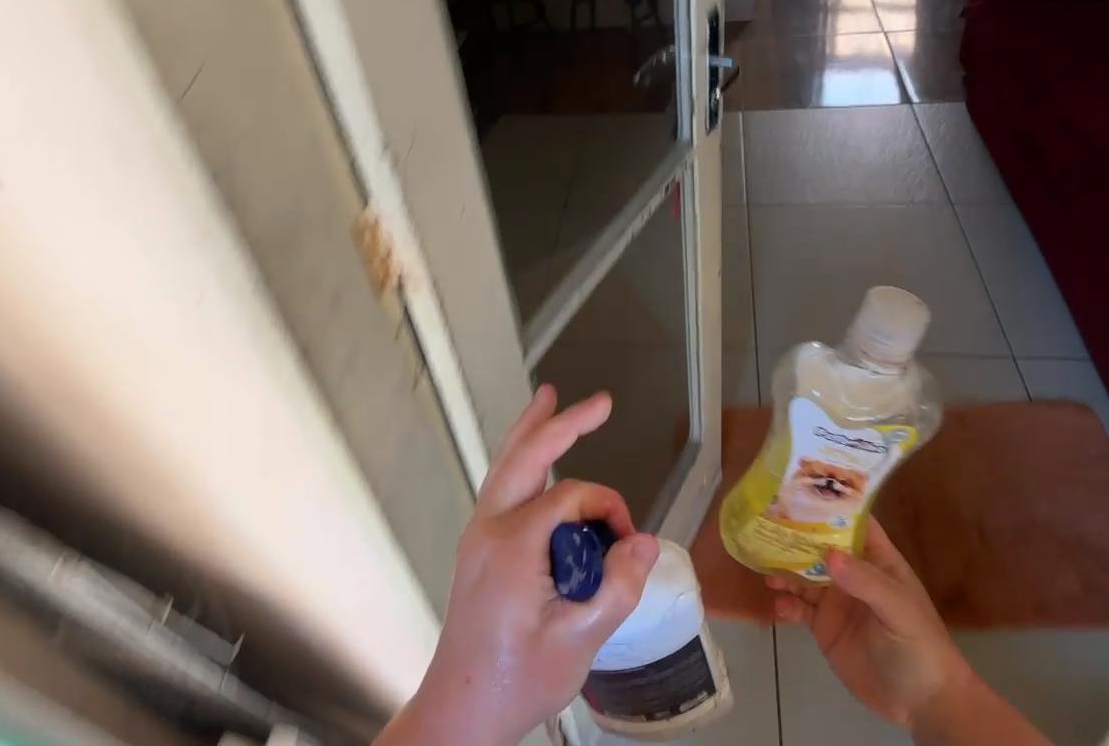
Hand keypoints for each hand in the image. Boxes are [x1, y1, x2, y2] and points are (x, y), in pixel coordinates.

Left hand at [381, 385, 660, 745]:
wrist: (462, 710)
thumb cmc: (518, 680)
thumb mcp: (579, 642)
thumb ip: (617, 588)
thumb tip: (646, 542)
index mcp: (512, 544)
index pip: (572, 498)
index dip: (608, 509)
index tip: (629, 543)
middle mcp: (490, 527)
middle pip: (527, 455)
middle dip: (564, 423)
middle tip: (601, 402)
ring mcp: (479, 534)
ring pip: (507, 465)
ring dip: (532, 431)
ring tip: (549, 399)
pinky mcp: (479, 547)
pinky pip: (503, 487)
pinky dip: (521, 460)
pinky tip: (533, 456)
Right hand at [767, 519, 966, 728]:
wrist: (921, 704)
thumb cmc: (920, 646)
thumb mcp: (898, 610)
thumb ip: (866, 581)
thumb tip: (829, 554)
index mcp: (876, 560)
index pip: (852, 522)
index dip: (829, 504)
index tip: (797, 488)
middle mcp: (853, 574)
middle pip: (819, 545)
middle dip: (794, 535)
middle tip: (765, 525)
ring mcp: (836, 599)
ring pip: (803, 574)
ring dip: (784, 569)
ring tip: (766, 569)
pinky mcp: (824, 626)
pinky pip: (799, 607)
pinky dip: (786, 603)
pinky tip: (780, 604)